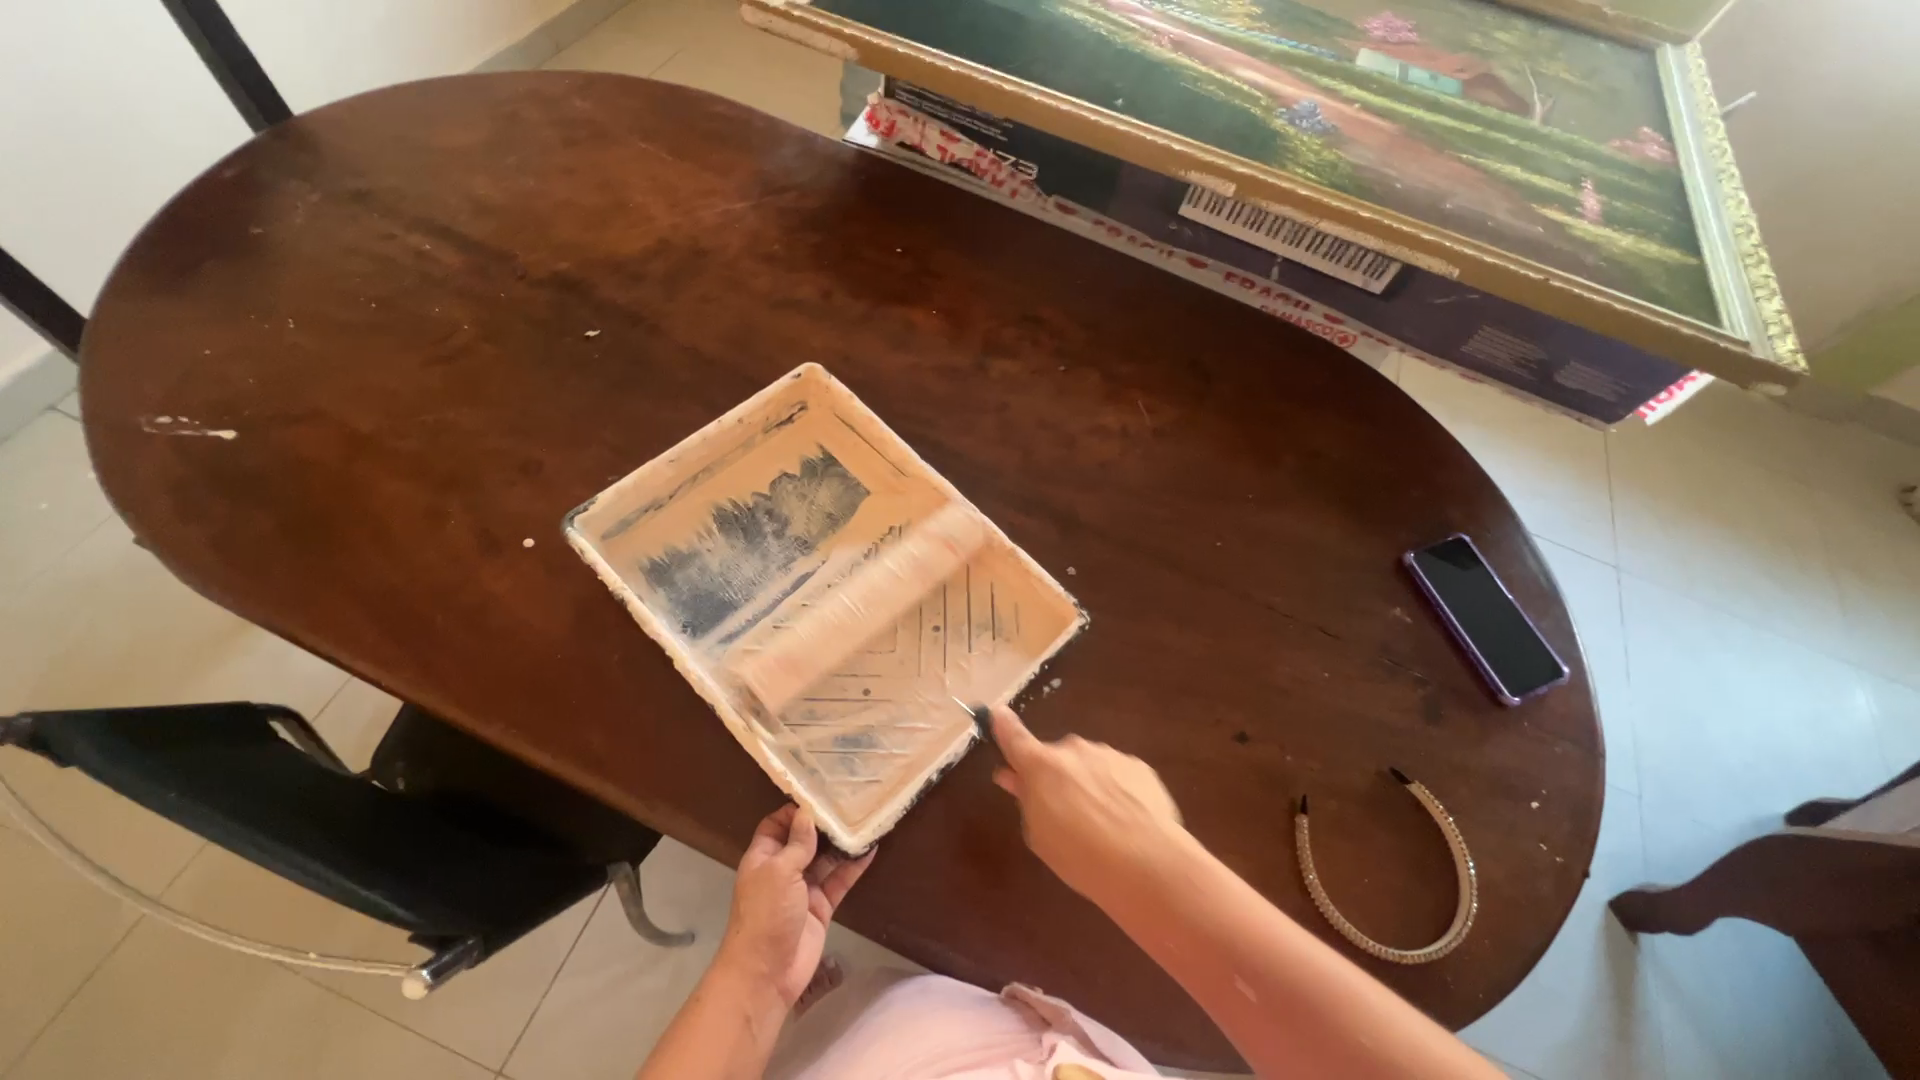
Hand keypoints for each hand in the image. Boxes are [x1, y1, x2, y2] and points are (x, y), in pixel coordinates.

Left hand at [717, 804, 874, 1007]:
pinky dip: (853, 867)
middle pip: (804, 840)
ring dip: (842, 844)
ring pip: (825, 860)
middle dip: (824, 825)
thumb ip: (797, 843)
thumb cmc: (766, 914)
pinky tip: (870, 850)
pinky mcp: (821, 908)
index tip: (820, 796)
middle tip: (850, 803)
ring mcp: (803, 890)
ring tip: (865, 821)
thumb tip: (808, 814)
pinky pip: (839, 882)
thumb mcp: (778, 872)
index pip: (776, 824)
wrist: (767, 973)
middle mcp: (783, 870)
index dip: (795, 811)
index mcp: (763, 858)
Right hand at [990, 706, 1187, 903]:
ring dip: (1089, 785)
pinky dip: (1117, 792)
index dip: (1003, 725)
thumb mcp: (1039, 835)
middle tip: (1063, 813)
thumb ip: (1026, 799)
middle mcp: (1073, 750)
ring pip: (1089, 766)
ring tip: (1102, 826)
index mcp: (1041, 766)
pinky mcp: (1138, 766)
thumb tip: (1015, 777)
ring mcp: (1108, 754)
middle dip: (1056, 778)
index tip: (997, 712)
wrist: (1145, 861)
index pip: (1014, 737)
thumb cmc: (1079, 855)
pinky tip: (1127, 822)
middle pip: (1057, 759)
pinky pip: (1118, 775)